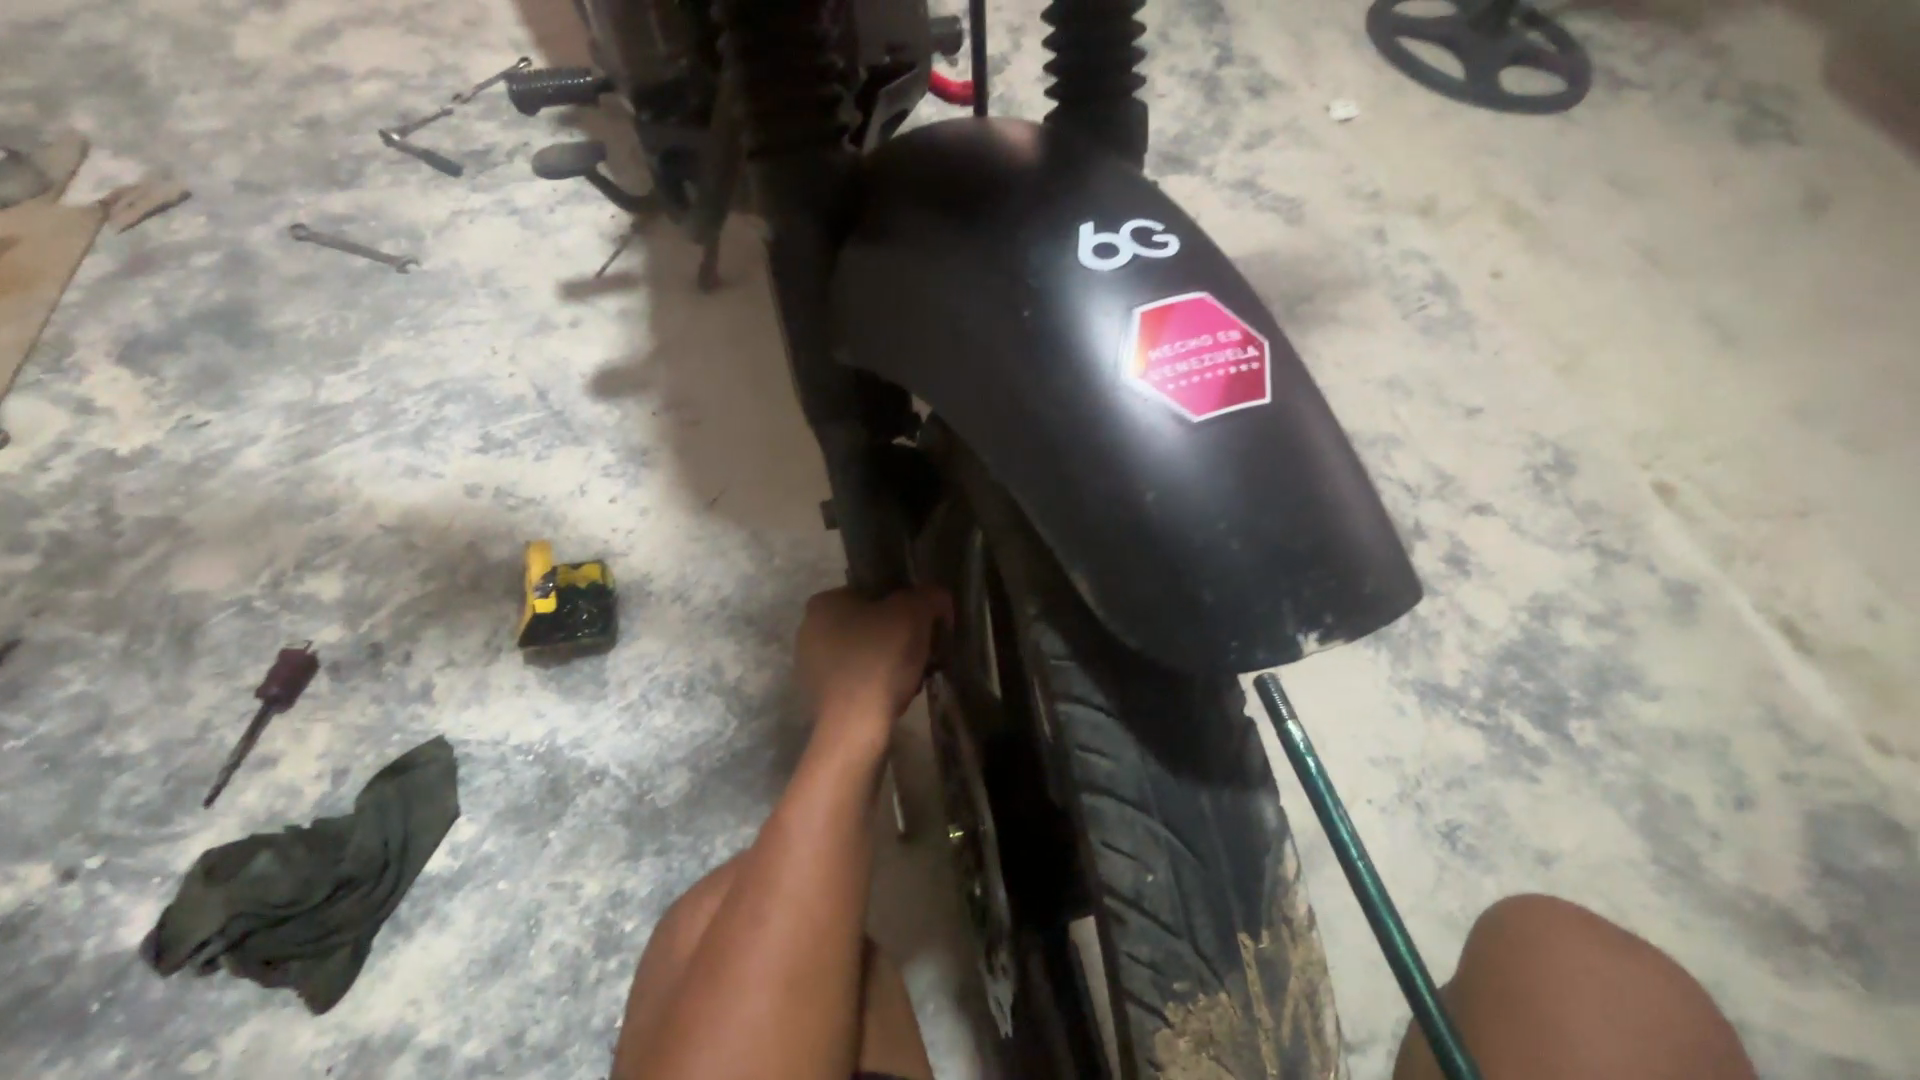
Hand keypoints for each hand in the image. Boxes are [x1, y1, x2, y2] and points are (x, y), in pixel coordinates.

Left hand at [795, 585, 950, 747]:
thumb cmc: (881, 658)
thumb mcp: (915, 614)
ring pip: (864, 653)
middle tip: (922, 652)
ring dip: (889, 661)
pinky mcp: (817, 695)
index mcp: (824, 602)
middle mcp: (808, 629)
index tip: (924, 626)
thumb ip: (929, 596)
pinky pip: (855, 680)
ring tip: (913, 676)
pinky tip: (894, 695)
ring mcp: (809, 664)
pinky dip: (875, 684)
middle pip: (869, 624)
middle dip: (897, 637)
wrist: (856, 723)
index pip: (873, 593)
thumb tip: (937, 597)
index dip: (904, 607)